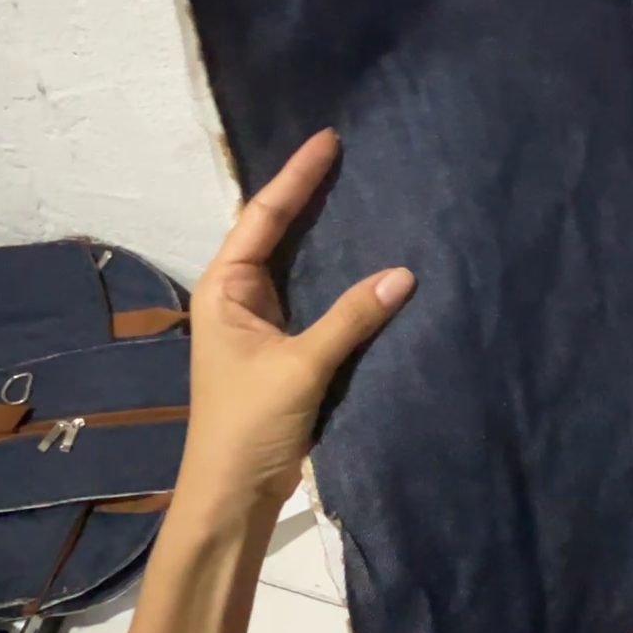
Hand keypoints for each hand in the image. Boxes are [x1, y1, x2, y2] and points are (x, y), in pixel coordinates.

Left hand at [179, 129, 413, 510]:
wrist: (235, 492)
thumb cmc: (250, 424)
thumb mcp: (302, 366)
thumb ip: (352, 319)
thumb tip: (406, 274)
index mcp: (226, 288)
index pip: (262, 216)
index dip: (297, 177)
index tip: (328, 140)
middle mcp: (240, 296)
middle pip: (276, 232)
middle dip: (309, 194)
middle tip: (349, 157)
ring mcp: (263, 322)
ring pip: (297, 265)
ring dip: (324, 234)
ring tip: (360, 194)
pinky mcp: (285, 348)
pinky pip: (315, 299)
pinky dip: (337, 277)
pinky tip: (365, 261)